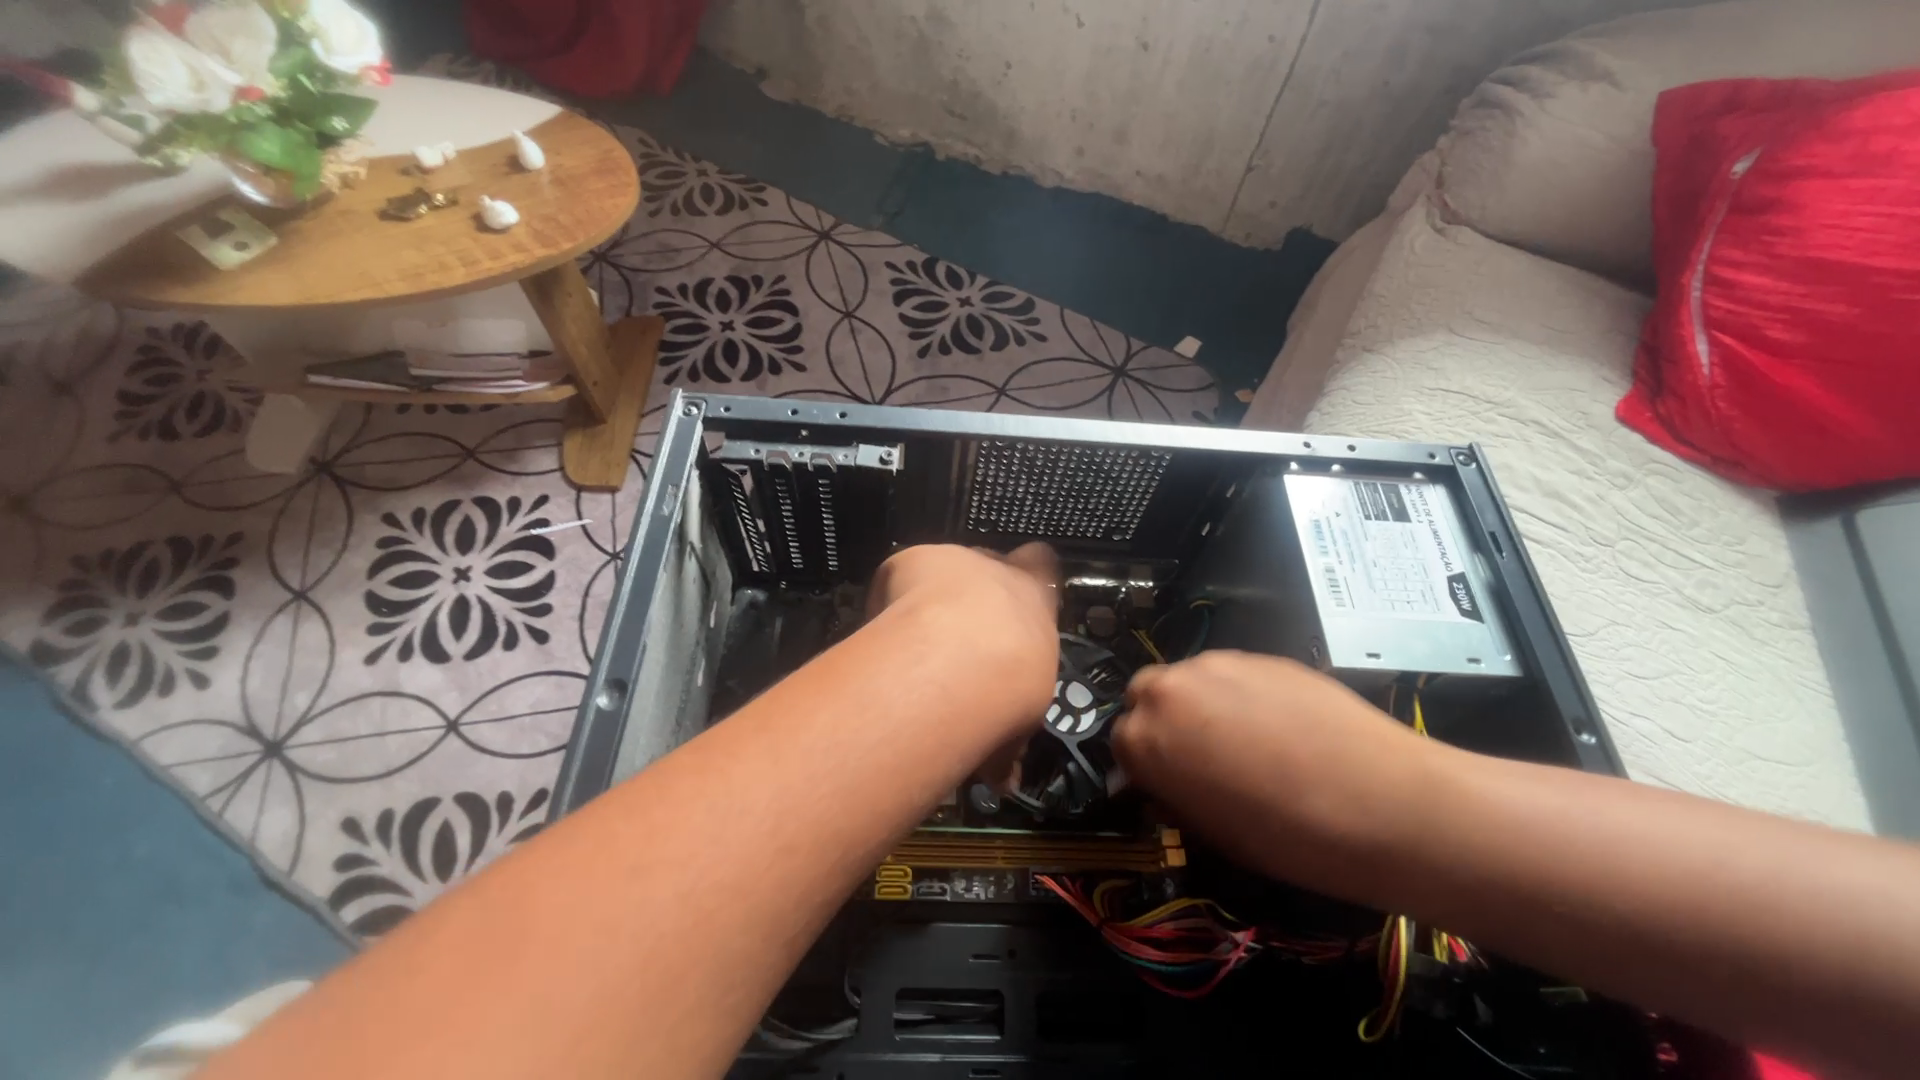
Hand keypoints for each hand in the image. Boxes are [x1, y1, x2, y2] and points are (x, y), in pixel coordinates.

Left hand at [866, 542, 1060, 739]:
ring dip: (931, 600)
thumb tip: (1000, 780)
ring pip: (942, 569)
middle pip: (989, 563)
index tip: (1012, 602)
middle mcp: (997, 569)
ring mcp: (950, 558)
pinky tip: (883, 640)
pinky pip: (896, 580)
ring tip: (914, 645)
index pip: (1043, 563)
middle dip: (975, 592)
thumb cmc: (1011, 689)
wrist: (963, 658)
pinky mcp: (905, 559)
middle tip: (959, 635)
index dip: (1029, 577)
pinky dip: (890, 605)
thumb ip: (1008, 741)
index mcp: (1037, 599)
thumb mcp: (1020, 720)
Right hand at [1112, 650, 1438, 894]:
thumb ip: (1174, 798)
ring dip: (1201, 704)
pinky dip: (1242, 695)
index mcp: (1144, 738)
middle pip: (1147, 696)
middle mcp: (1171, 688)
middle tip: (1199, 758)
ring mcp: (1220, 664)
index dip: (1143, 766)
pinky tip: (1282, 728)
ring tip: (1247, 742)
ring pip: (1191, 680)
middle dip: (1163, 722)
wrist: (1383, 802)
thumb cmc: (1286, 836)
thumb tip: (1165, 785)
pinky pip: (1235, 674)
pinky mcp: (1265, 656)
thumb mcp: (1211, 833)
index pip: (1120, 742)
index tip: (1167, 786)